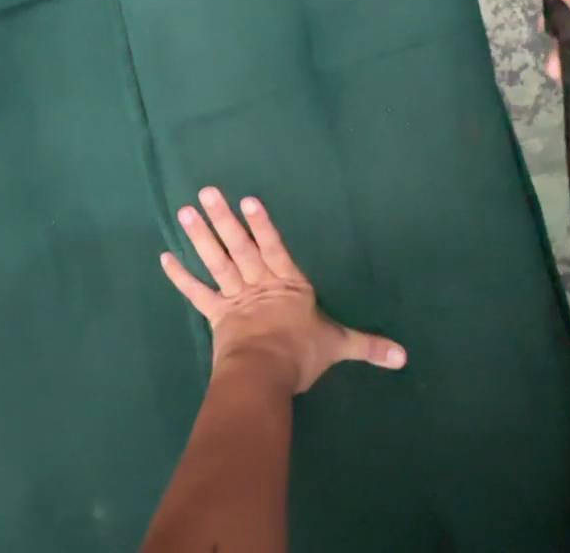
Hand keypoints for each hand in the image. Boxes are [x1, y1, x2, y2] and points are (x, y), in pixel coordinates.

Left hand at [160, 187, 405, 393]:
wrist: (264, 378)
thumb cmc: (301, 355)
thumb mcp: (339, 346)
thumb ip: (369, 346)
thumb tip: (404, 356)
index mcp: (287, 283)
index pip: (274, 246)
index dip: (262, 223)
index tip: (247, 199)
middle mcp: (258, 283)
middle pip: (239, 246)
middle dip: (223, 218)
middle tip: (206, 191)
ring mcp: (234, 297)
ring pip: (216, 261)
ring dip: (200, 236)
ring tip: (185, 211)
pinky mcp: (215, 315)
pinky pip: (196, 293)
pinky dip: (180, 277)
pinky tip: (165, 257)